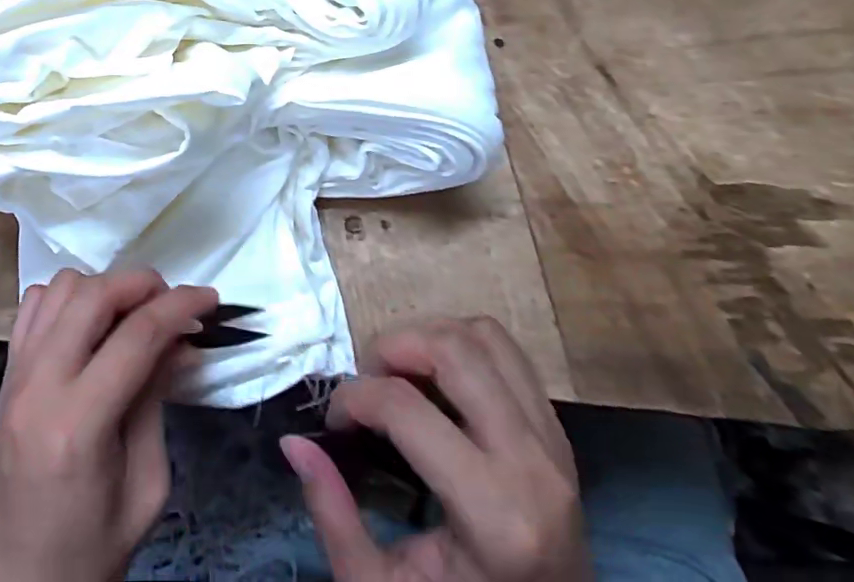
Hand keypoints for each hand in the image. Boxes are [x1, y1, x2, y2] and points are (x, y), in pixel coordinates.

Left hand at [0, 268, 219, 581]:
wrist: (18, 573)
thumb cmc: (91, 544)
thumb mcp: (146, 485)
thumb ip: (156, 401)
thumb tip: (177, 341)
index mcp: (78, 424)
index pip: (136, 337)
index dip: (179, 307)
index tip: (210, 298)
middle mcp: (39, 384)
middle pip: (91, 295)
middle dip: (140, 284)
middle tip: (173, 300)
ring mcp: (15, 372)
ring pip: (58, 288)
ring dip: (103, 286)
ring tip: (134, 311)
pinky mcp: (5, 370)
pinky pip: (33, 305)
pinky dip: (67, 296)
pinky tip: (91, 321)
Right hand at [281, 317, 590, 581]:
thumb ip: (333, 515)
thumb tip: (293, 443)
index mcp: (494, 515)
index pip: (405, 406)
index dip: (352, 399)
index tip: (334, 423)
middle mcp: (534, 466)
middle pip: (454, 350)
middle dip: (391, 348)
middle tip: (366, 383)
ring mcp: (556, 445)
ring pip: (485, 337)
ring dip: (428, 339)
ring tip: (401, 377)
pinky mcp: (560, 435)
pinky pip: (508, 354)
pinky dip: (462, 349)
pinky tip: (435, 382)